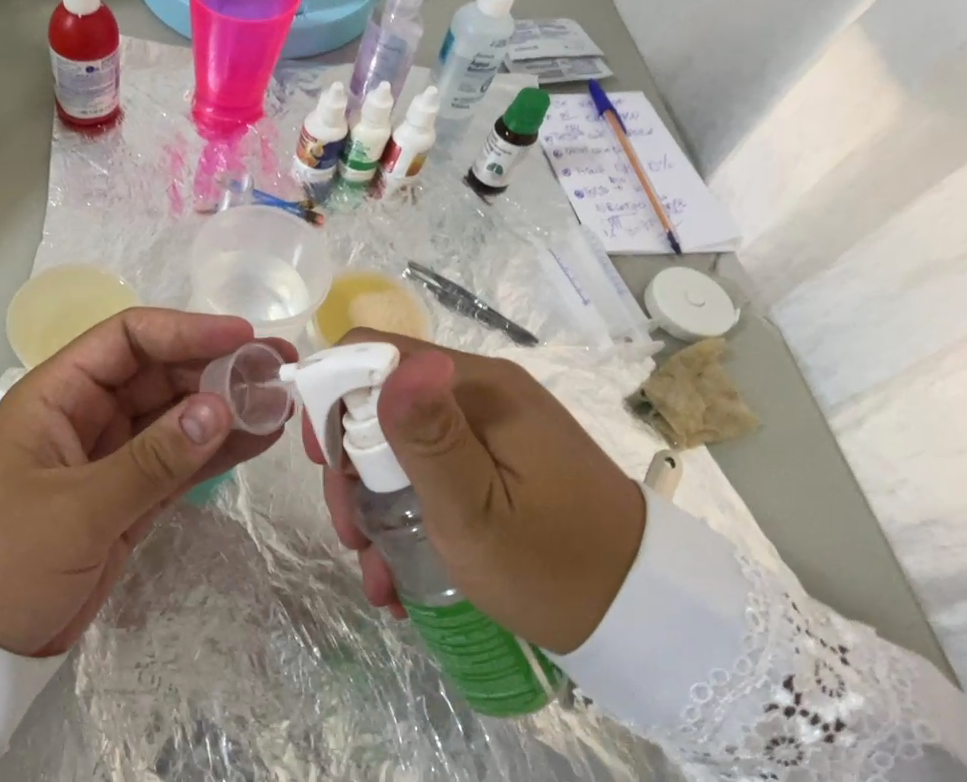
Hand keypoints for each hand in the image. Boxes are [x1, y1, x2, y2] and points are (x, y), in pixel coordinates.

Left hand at [0, 308, 291, 656]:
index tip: (243, 339)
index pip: (127, 340)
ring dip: (225, 409)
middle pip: (159, 375)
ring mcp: (109, 459)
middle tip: (281, 370)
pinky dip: (216, 452)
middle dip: (217, 369)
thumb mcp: (75, 509)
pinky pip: (178, 463)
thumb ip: (152, 460)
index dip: (185, 331)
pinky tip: (258, 438)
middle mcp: (86, 416)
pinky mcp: (127, 500)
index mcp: (57, 395)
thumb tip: (221, 408)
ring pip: (175, 418)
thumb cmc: (0, 561)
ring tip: (282, 400)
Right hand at [304, 330, 644, 651]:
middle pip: (380, 404)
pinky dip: (406, 515)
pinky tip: (400, 572)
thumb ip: (430, 439)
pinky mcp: (496, 461)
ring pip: (399, 445)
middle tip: (351, 534)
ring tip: (377, 575)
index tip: (324, 464)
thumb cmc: (553, 566)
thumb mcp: (477, 512)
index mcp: (477, 388)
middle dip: (351, 469)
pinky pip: (431, 471)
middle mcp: (481, 394)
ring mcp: (489, 429)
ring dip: (373, 504)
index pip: (376, 353)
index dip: (333, 397)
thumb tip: (403, 360)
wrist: (642, 612)